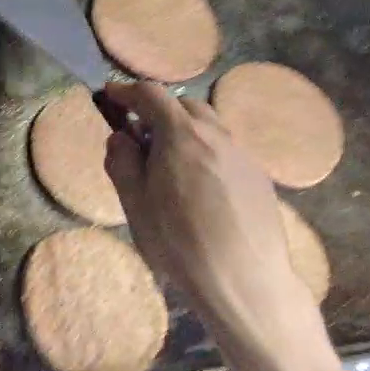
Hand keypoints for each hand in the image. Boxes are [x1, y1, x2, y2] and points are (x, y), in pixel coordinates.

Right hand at [101, 81, 331, 366]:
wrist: (244, 279)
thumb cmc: (178, 241)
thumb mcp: (134, 204)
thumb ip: (122, 163)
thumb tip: (121, 138)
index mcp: (180, 136)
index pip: (151, 95)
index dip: (127, 91)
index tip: (110, 95)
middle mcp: (216, 135)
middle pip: (184, 105)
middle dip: (158, 111)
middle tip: (138, 137)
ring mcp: (243, 155)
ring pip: (209, 126)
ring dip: (184, 131)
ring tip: (168, 164)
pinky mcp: (259, 177)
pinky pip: (225, 150)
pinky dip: (205, 152)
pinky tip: (197, 188)